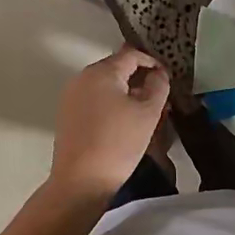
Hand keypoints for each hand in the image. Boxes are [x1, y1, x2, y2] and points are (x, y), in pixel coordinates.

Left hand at [49, 46, 170, 198]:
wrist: (81, 179)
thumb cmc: (118, 142)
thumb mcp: (148, 113)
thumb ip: (157, 86)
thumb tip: (158, 73)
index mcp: (101, 72)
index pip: (130, 54)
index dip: (152, 62)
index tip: (167, 77)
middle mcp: (82, 77)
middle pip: (115, 68)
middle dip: (138, 79)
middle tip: (158, 97)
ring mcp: (71, 96)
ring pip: (104, 86)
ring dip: (125, 93)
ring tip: (144, 112)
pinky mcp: (67, 114)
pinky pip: (93, 100)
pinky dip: (110, 104)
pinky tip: (123, 123)